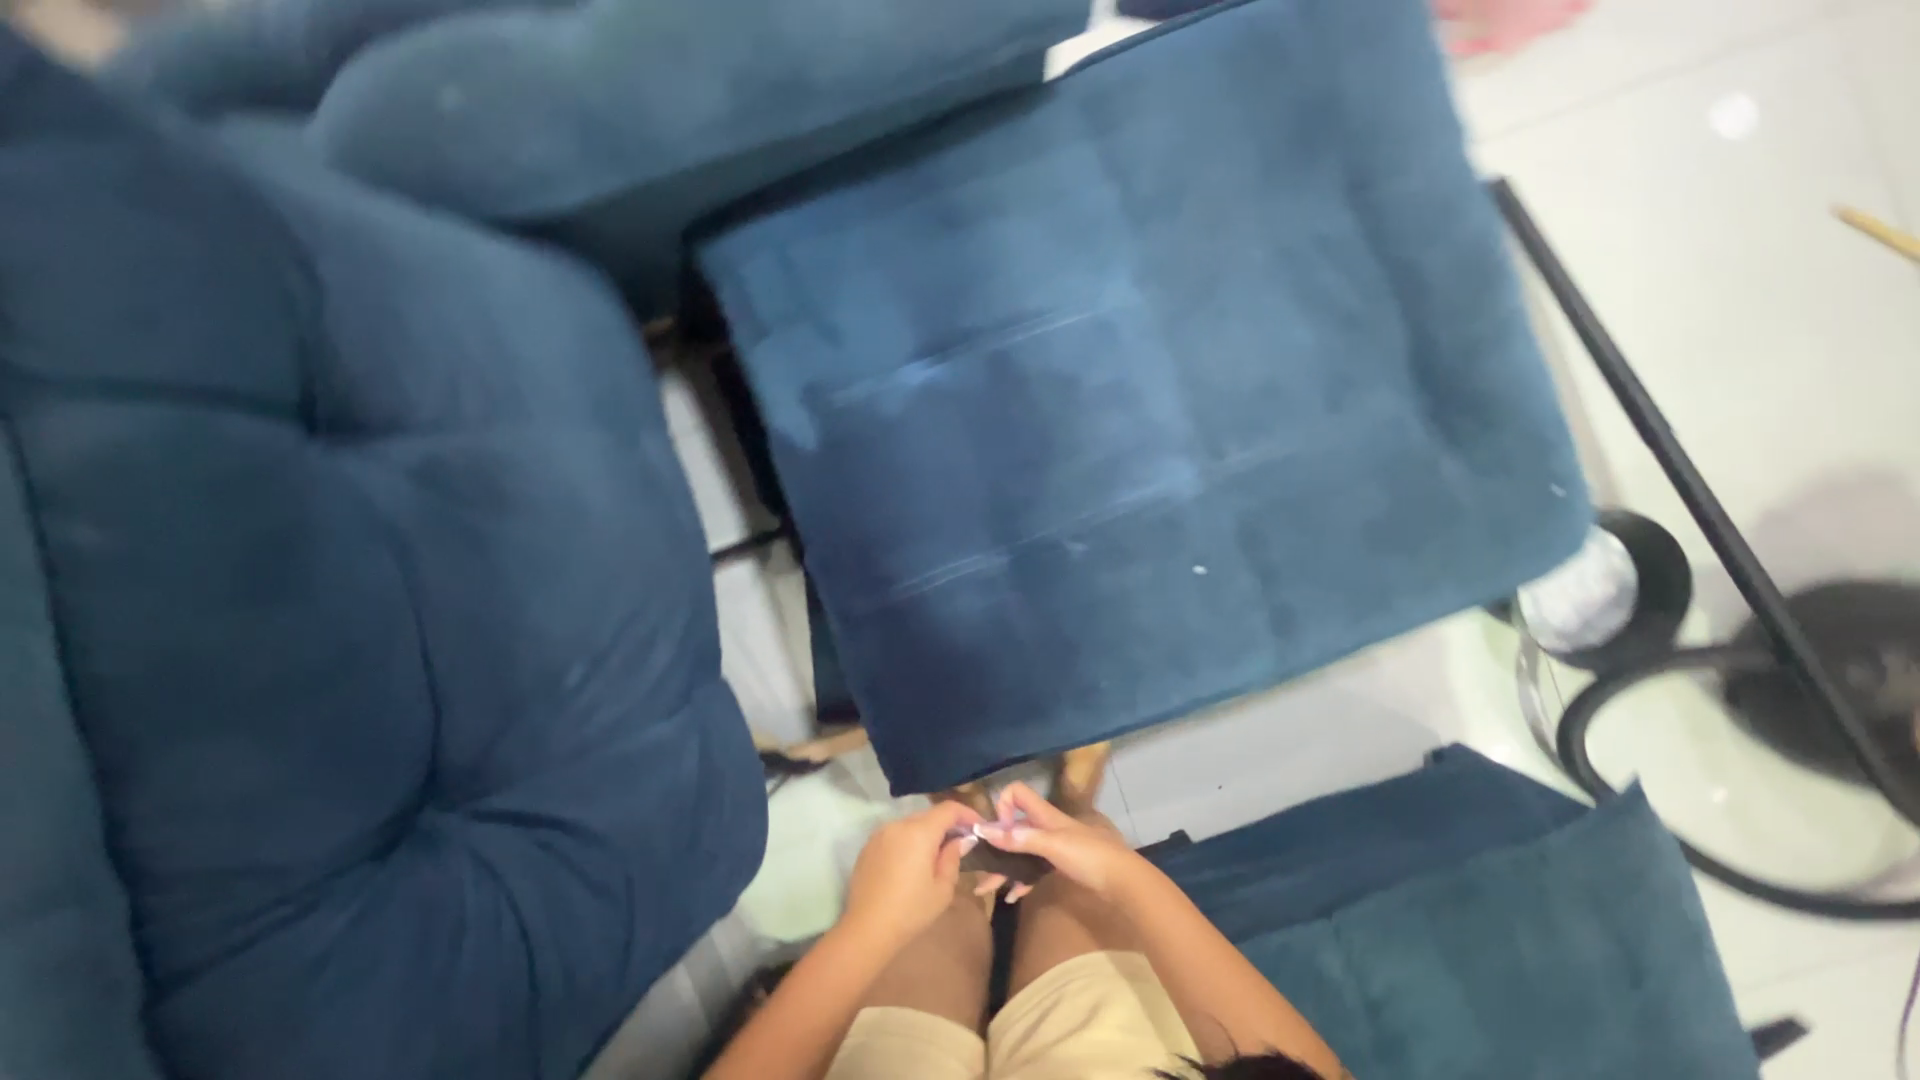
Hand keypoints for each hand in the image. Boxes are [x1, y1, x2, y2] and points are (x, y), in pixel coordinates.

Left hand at [840, 801, 983, 950]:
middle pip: (929, 815)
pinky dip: (908, 841)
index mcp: (919, 832)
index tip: (979, 827)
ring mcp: (880, 834)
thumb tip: (959, 840)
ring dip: (926, 833)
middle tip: (960, 843)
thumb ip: (953, 857)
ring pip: (911, 824)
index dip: (967, 814)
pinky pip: (895, 835)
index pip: (948, 809)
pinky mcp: (868, 846)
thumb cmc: (911, 911)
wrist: (867, 929)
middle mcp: (898, 825)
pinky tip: (911, 863)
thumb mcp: (942, 888)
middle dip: (947, 825)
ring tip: (936, 855)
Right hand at [973, 783, 1144, 901]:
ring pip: (1022, 852)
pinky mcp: (1062, 866)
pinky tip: (1012, 896)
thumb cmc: (1089, 856)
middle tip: (976, 868)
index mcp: (1046, 815)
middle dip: (995, 846)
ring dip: (1004, 868)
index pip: (1017, 793)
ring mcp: (1055, 847)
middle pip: (1014, 828)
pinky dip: (1021, 881)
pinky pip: (1034, 870)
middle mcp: (1047, 827)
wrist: (1124, 881)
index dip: (1002, 805)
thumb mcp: (1052, 845)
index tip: (997, 831)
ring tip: (987, 889)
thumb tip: (984, 830)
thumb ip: (1020, 838)